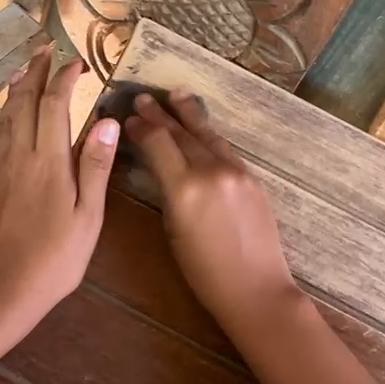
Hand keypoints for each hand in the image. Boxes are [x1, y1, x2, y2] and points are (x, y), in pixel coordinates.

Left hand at [0, 47, 119, 317]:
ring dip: (17, 87)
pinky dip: (6, 113)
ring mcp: (1, 168)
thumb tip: (108, 120)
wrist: (0, 288)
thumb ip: (95, 166)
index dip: (64, 78)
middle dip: (35, 72)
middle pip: (24, 101)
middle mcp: (21, 156)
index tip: (77, 60)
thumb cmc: (54, 258)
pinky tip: (10, 114)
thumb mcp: (88, 216)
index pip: (55, 105)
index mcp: (49, 161)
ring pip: (7, 116)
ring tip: (25, 68)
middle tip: (44, 48)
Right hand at [124, 90, 297, 323]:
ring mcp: (235, 172)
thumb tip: (159, 168)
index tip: (128, 118)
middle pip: (181, 134)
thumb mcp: (172, 231)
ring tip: (175, 94)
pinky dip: (207, 134)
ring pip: (206, 135)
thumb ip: (166, 192)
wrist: (256, 289)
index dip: (141, 129)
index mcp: (184, 189)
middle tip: (143, 98)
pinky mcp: (251, 178)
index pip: (158, 144)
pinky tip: (200, 128)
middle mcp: (210, 171)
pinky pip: (224, 148)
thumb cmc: (203, 273)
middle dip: (160, 115)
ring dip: (188, 114)